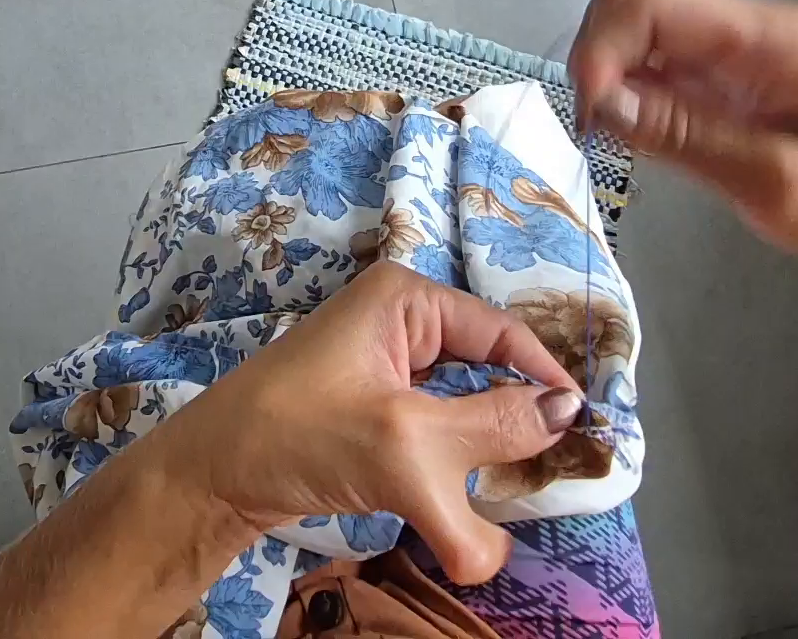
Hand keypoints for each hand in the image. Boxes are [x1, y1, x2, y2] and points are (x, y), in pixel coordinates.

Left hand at [140, 261, 583, 584]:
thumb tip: (565, 415)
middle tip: (546, 471)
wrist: (212, 475)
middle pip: (482, 366)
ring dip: (477, 450)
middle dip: (509, 422)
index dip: (544, 375)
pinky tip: (458, 498)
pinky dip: (450, 462)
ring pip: (458, 402)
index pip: (498, 330)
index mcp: (405, 299)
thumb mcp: (405, 437)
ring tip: (498, 491)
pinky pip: (431, 425)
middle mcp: (398, 321)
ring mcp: (382, 363)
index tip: (586, 428)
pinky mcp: (370, 404)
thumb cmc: (301, 433)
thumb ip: (491, 428)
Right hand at [568, 0, 797, 279]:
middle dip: (595, 61)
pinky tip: (636, 138)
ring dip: (604, 82)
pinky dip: (622, 100)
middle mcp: (743, 31)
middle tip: (599, 131)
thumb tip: (601, 104)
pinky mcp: (717, 83)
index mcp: (770, 37)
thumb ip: (689, 139)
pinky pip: (647, 70)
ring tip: (618, 141)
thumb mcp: (787, 187)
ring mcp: (729, 55)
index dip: (599, 47)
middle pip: (630, 4)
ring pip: (630, 35)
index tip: (593, 117)